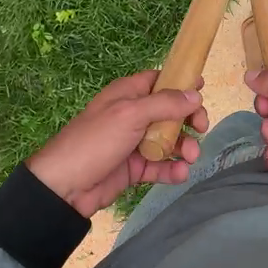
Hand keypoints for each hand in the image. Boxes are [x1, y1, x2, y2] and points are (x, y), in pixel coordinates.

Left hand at [27, 71, 209, 215]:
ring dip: (183, 147)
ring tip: (190, 158)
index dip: (182, 82)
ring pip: (168, 140)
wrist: (64, 187)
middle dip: (188, 119)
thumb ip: (165, 103)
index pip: (160, 80)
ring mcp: (134, 142)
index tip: (203, 88)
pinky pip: (160, 165)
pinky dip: (171, 169)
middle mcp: (133, 115)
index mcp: (128, 93)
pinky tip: (179, 174)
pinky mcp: (134, 168)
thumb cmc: (95, 140)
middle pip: (170, 111)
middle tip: (201, 128)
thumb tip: (196, 94)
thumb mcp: (130, 114)